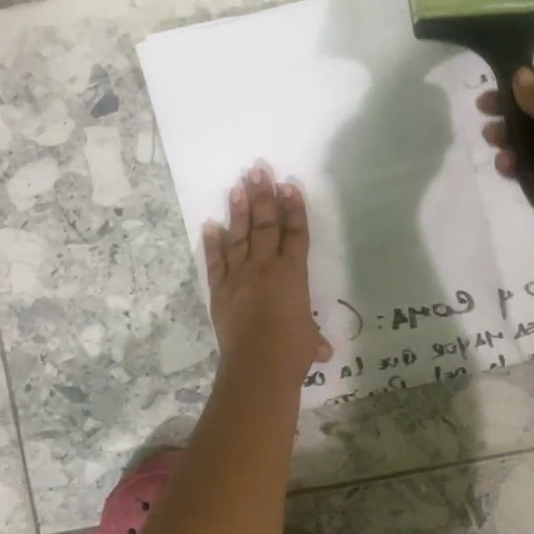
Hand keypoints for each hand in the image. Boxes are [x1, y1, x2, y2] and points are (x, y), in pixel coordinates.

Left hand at [202, 165, 332, 381]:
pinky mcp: (219, 289)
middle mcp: (266, 266)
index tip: (289, 185)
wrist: (258, 364)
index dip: (294, 208)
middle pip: (266, 224)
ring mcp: (240, 275)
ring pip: (240, 235)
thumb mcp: (308, 341)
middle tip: (259, 169)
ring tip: (238, 185)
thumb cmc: (292, 350)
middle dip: (263, 195)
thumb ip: (312, 338)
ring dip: (239, 209)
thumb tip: (322, 349)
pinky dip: (212, 242)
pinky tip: (210, 224)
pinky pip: (216, 261)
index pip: (295, 233)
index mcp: (293, 273)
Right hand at [479, 67, 533, 229]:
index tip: (496, 83)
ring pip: (530, 138)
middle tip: (482, 109)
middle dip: (509, 108)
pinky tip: (504, 165)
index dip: (526, 79)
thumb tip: (519, 75)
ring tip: (491, 138)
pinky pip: (529, 166)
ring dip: (507, 136)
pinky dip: (514, 163)